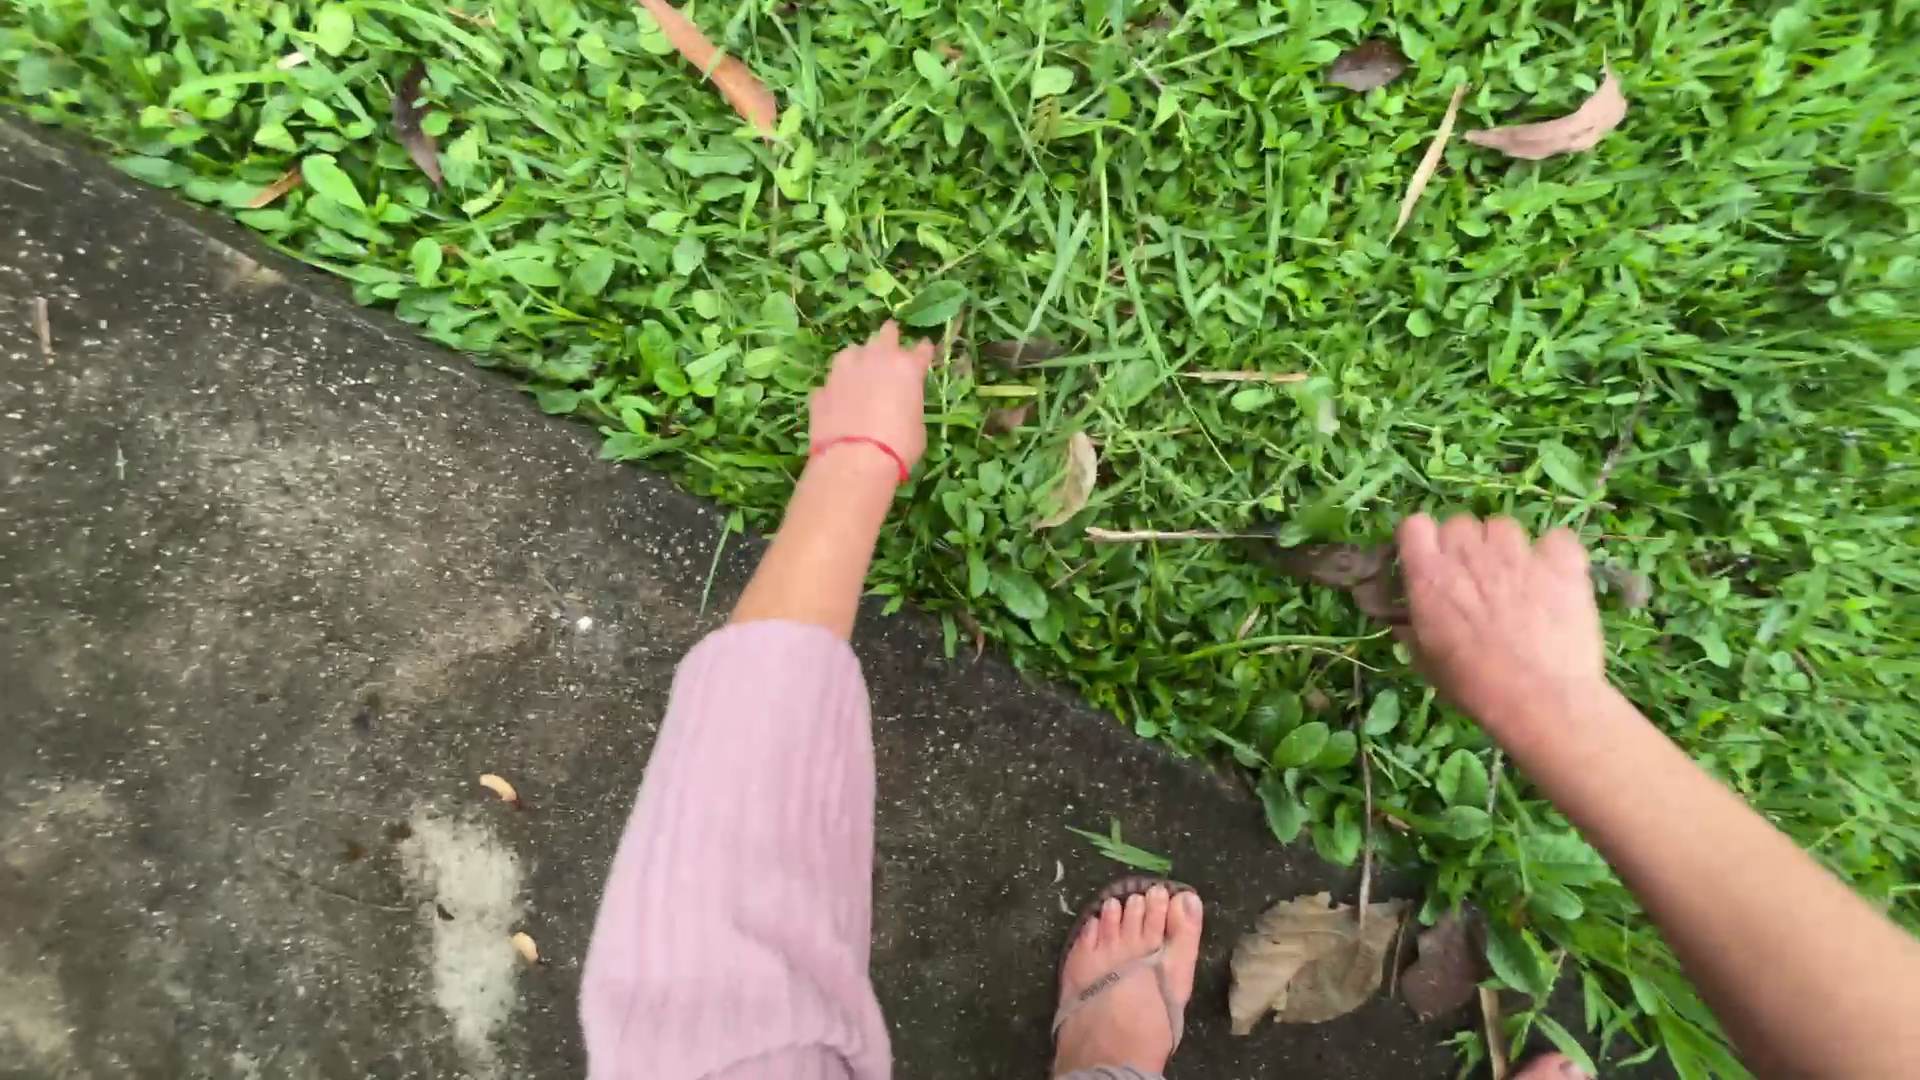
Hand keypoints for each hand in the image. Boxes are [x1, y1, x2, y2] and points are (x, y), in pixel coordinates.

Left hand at [808, 320, 934, 475]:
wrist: (855, 461)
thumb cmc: (898, 446)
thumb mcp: (917, 426)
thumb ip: (909, 406)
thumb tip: (901, 408)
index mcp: (906, 367)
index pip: (921, 350)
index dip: (923, 351)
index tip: (923, 353)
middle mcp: (875, 359)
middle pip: (885, 334)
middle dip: (889, 338)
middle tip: (890, 347)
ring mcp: (843, 370)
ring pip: (853, 352)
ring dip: (859, 360)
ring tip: (860, 376)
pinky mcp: (822, 388)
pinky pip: (832, 382)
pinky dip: (838, 389)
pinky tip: (840, 403)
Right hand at [1396, 514, 1606, 733]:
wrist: (1540, 698)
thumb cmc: (1472, 682)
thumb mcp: (1423, 658)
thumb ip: (1412, 627)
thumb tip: (1406, 619)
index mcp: (1428, 575)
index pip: (1413, 526)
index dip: (1420, 540)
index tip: (1426, 558)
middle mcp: (1468, 555)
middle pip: (1459, 522)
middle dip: (1462, 543)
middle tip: (1470, 574)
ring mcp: (1517, 555)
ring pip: (1503, 526)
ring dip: (1502, 545)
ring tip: (1511, 573)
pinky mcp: (1562, 564)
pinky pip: (1556, 538)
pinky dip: (1553, 551)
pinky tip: (1551, 573)